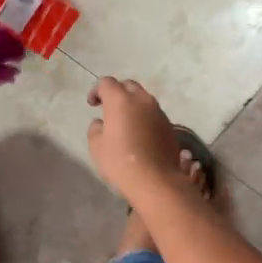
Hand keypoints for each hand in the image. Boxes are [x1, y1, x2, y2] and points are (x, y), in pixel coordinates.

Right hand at [86, 77, 183, 202]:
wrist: (155, 179)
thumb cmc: (120, 161)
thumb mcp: (97, 146)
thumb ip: (96, 129)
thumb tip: (101, 123)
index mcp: (120, 100)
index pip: (106, 83)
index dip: (96, 90)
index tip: (92, 105)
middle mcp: (142, 100)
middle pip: (128, 86)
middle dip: (117, 93)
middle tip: (109, 109)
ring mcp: (158, 112)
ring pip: (143, 99)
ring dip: (133, 105)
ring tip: (125, 122)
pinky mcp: (169, 126)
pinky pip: (153, 114)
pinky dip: (144, 118)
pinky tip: (140, 135)